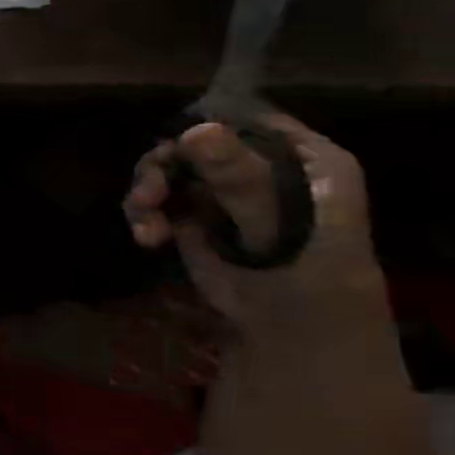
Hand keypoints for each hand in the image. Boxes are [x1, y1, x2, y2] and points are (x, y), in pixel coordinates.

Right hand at [123, 114, 385, 327]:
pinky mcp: (196, 215)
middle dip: (162, 166)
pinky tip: (147, 238)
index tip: (171, 141)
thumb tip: (197, 129)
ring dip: (147, 193)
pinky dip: (145, 215)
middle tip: (147, 195)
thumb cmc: (308, 282)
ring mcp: (226, 191)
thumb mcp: (275, 227)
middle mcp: (263, 166)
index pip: (248, 116)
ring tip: (146, 226)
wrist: (293, 338)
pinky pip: (158, 198)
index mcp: (304, 158)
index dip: (206, 121)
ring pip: (169, 169)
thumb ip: (239, 178)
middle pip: (195, 142)